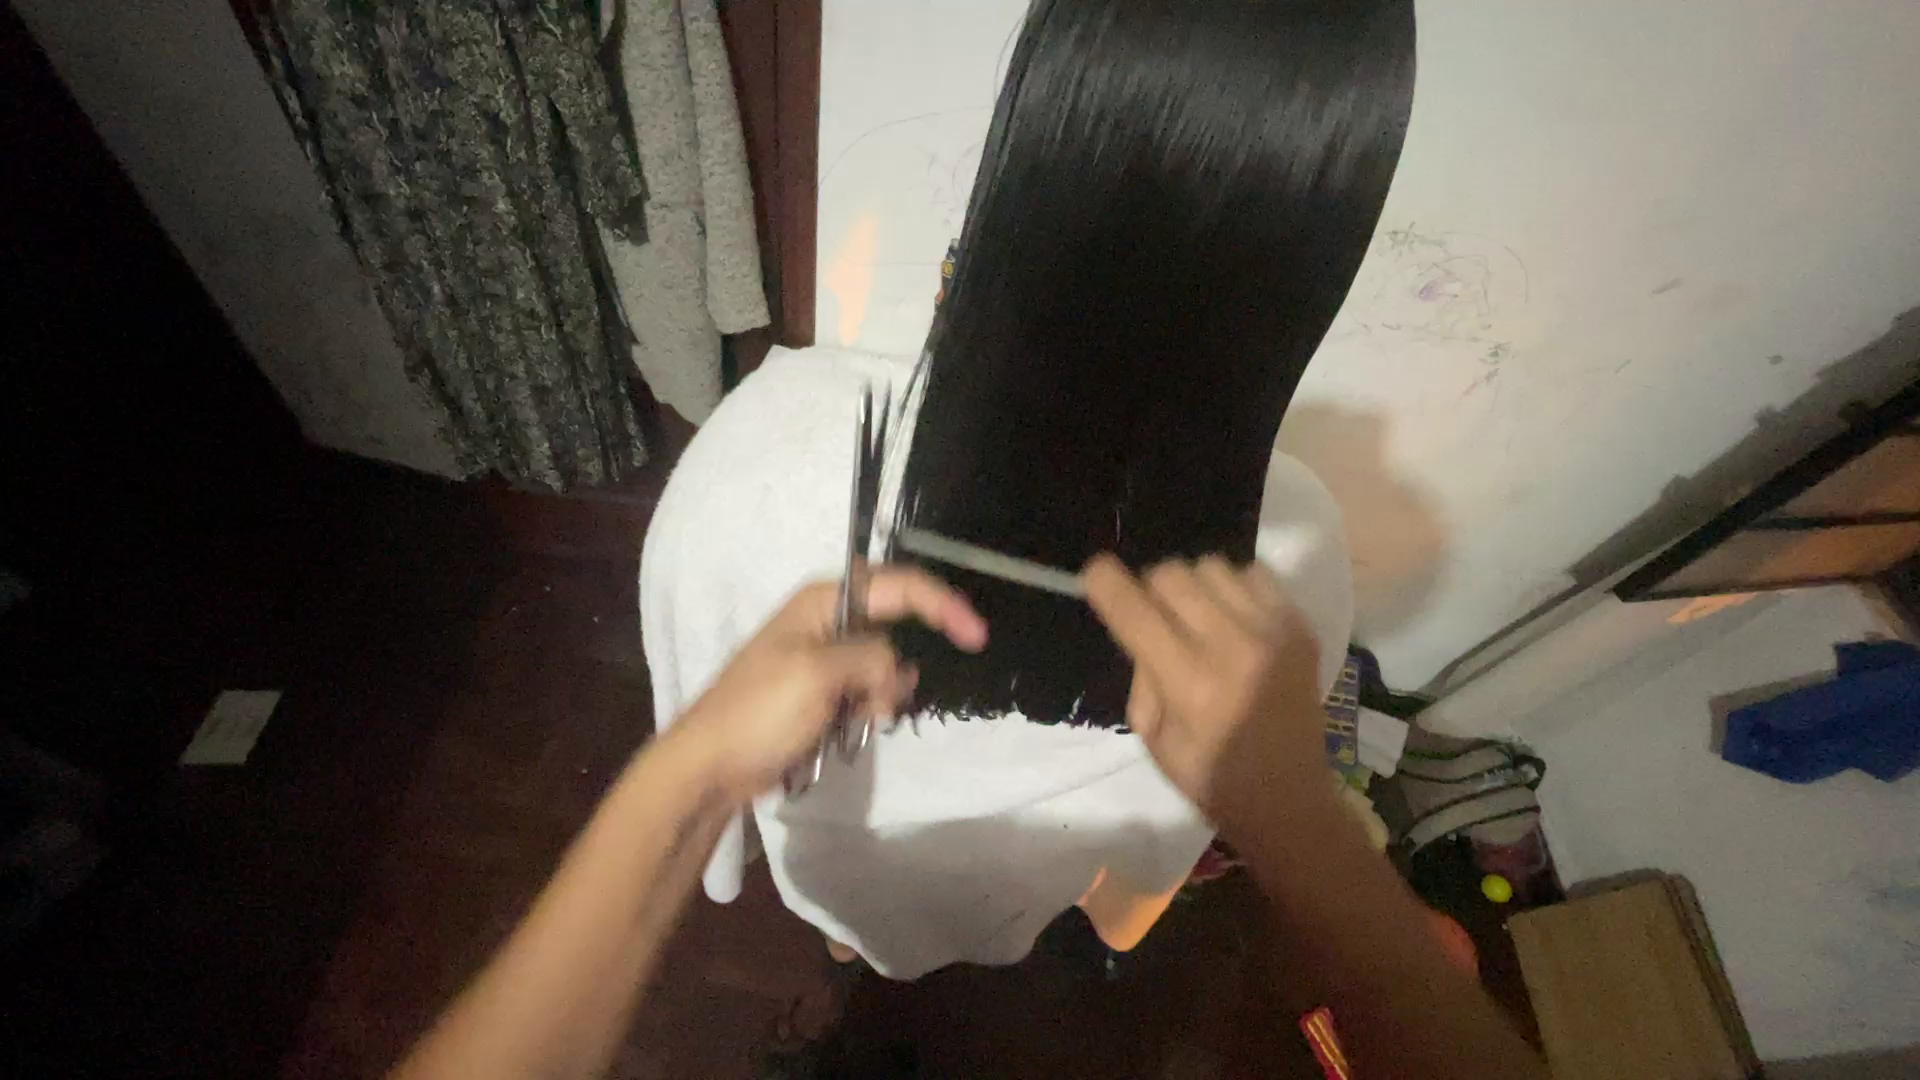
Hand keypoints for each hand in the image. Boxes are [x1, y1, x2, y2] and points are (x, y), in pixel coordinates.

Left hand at [674, 566, 987, 802]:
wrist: (710, 767)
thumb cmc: (758, 712)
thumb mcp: (818, 675)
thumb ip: (871, 657)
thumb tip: (893, 670)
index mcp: (824, 600)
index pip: (899, 586)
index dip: (942, 606)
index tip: (977, 638)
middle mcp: (828, 619)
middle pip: (896, 625)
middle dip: (900, 664)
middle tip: (882, 701)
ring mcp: (825, 656)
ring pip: (885, 663)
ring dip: (883, 693)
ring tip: (857, 721)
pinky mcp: (824, 689)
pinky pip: (868, 689)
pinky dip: (870, 708)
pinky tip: (850, 730)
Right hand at [1083, 554, 1326, 830]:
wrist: (1289, 799)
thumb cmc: (1209, 775)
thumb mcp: (1152, 735)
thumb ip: (1142, 671)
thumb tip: (1141, 619)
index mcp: (1190, 684)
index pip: (1134, 610)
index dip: (1105, 582)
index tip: (1096, 573)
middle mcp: (1234, 648)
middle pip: (1171, 574)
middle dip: (1149, 588)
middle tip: (1154, 616)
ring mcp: (1274, 632)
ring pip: (1211, 566)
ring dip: (1192, 586)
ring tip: (1197, 616)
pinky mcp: (1301, 627)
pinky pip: (1253, 574)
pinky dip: (1232, 587)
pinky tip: (1232, 617)